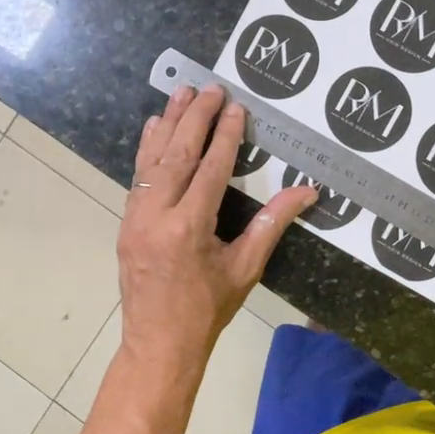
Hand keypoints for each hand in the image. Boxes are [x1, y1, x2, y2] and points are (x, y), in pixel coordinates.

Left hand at [116, 85, 316, 371]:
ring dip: (168, 123)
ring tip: (181, 93)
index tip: (235, 107)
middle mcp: (157, 216)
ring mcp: (135, 218)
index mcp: (189, 228)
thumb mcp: (245, 267)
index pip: (210, 168)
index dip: (225, 135)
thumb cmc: (208, 309)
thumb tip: (308, 191)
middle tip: (209, 88)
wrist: (159, 345)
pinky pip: (138, 176)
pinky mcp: (126, 223)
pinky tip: (154, 127)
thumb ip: (272, 224)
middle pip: (177, 154)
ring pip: (152, 160)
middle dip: (195, 118)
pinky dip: (148, 149)